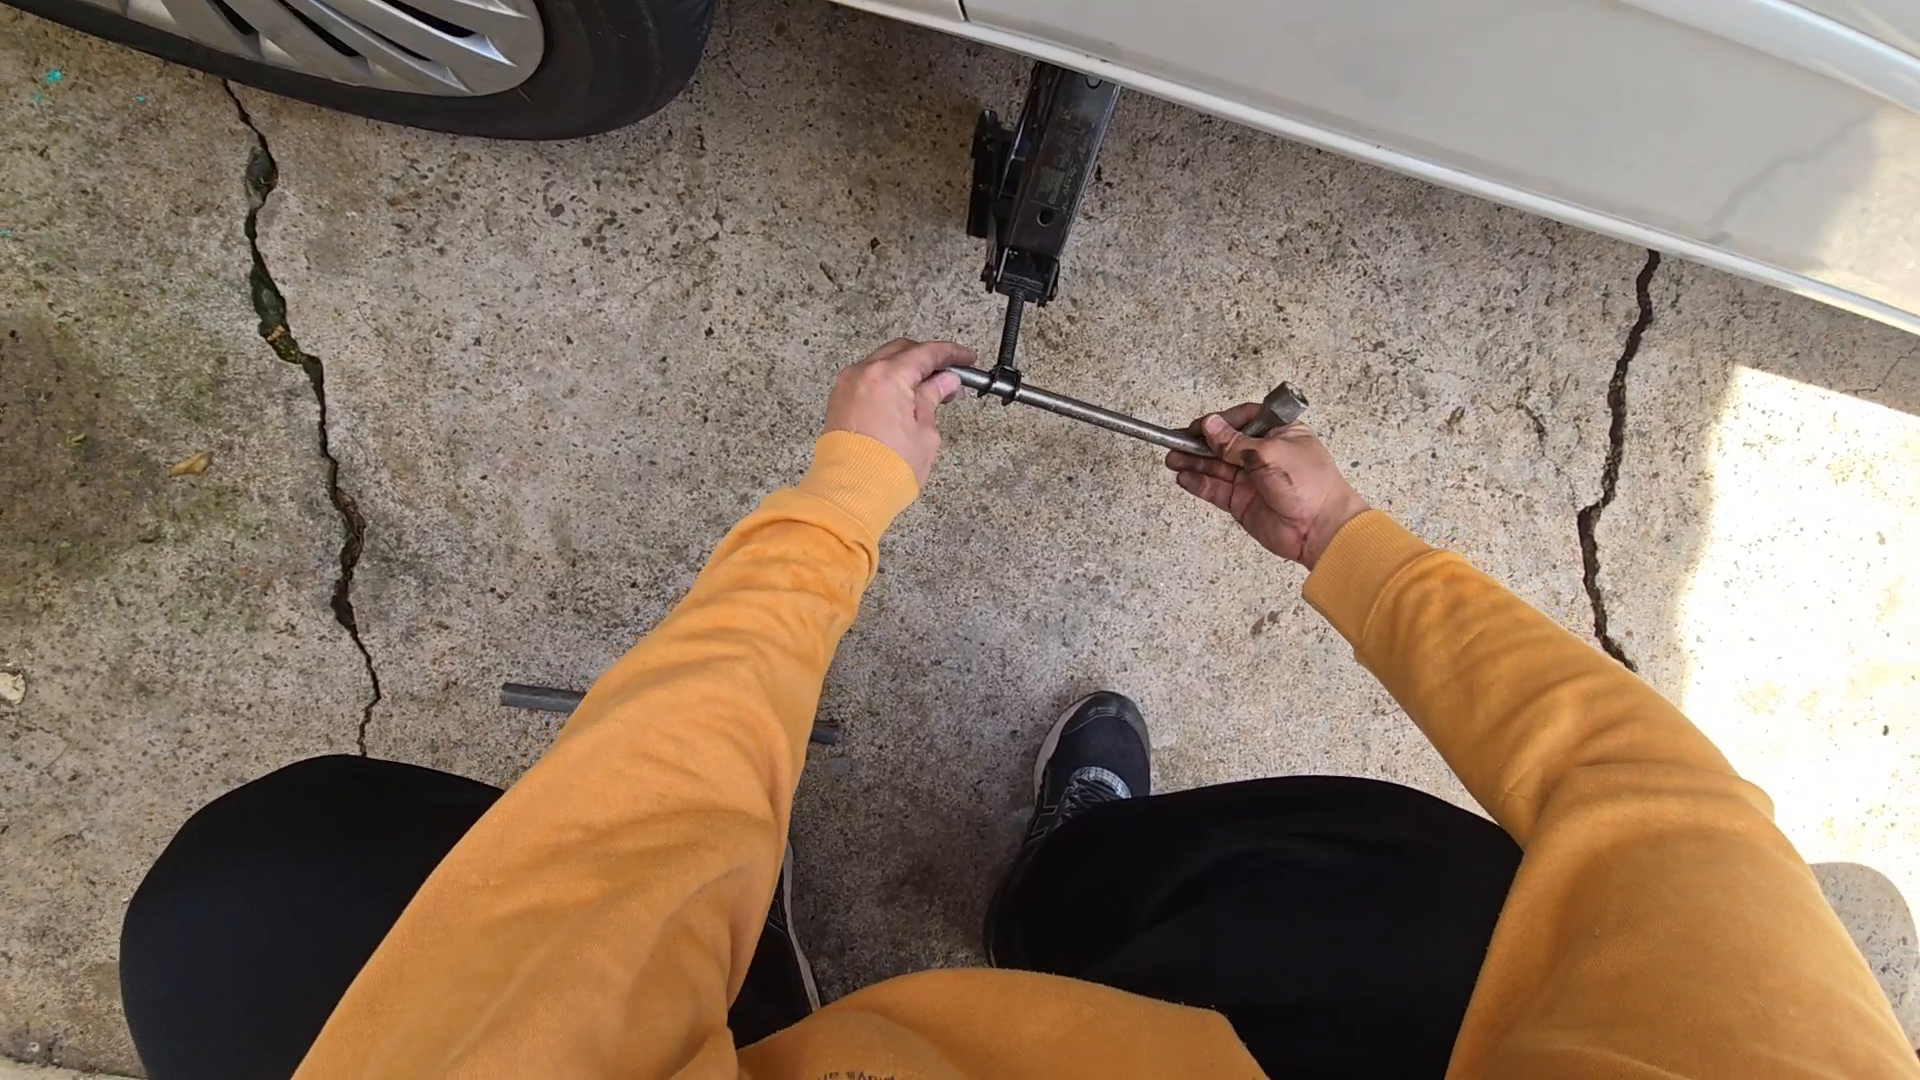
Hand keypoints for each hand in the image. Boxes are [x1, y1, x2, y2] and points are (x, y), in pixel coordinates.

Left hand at [824, 339, 973, 486]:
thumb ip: (933, 398)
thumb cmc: (887, 469)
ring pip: (882, 363)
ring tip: (928, 391)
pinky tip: (903, 397)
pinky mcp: (839, 401)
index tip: (965, 358)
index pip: (926, 353)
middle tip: (950, 376)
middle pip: (902, 351)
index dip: (951, 354)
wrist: (851, 493)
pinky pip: (867, 379)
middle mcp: (863, 374)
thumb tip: (944, 382)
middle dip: (928, 359)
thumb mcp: (925, 432)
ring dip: (906, 370)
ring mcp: (848, 386)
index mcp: (888, 376)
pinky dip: (887, 381)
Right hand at [1164, 404, 1368, 568]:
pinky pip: (1213, 489)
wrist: (1319, 528)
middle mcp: (1262, 455)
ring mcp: (1249, 479)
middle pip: (1222, 444)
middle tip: (1176, 443)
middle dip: (1198, 443)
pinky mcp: (1239, 501)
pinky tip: (1184, 477)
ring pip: (1213, 466)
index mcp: (1277, 434)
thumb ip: (1235, 442)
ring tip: (1173, 460)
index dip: (1219, 422)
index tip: (1200, 427)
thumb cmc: (1311, 486)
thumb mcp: (1271, 453)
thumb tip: (1211, 425)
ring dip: (1192, 462)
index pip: (1241, 420)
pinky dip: (1197, 483)